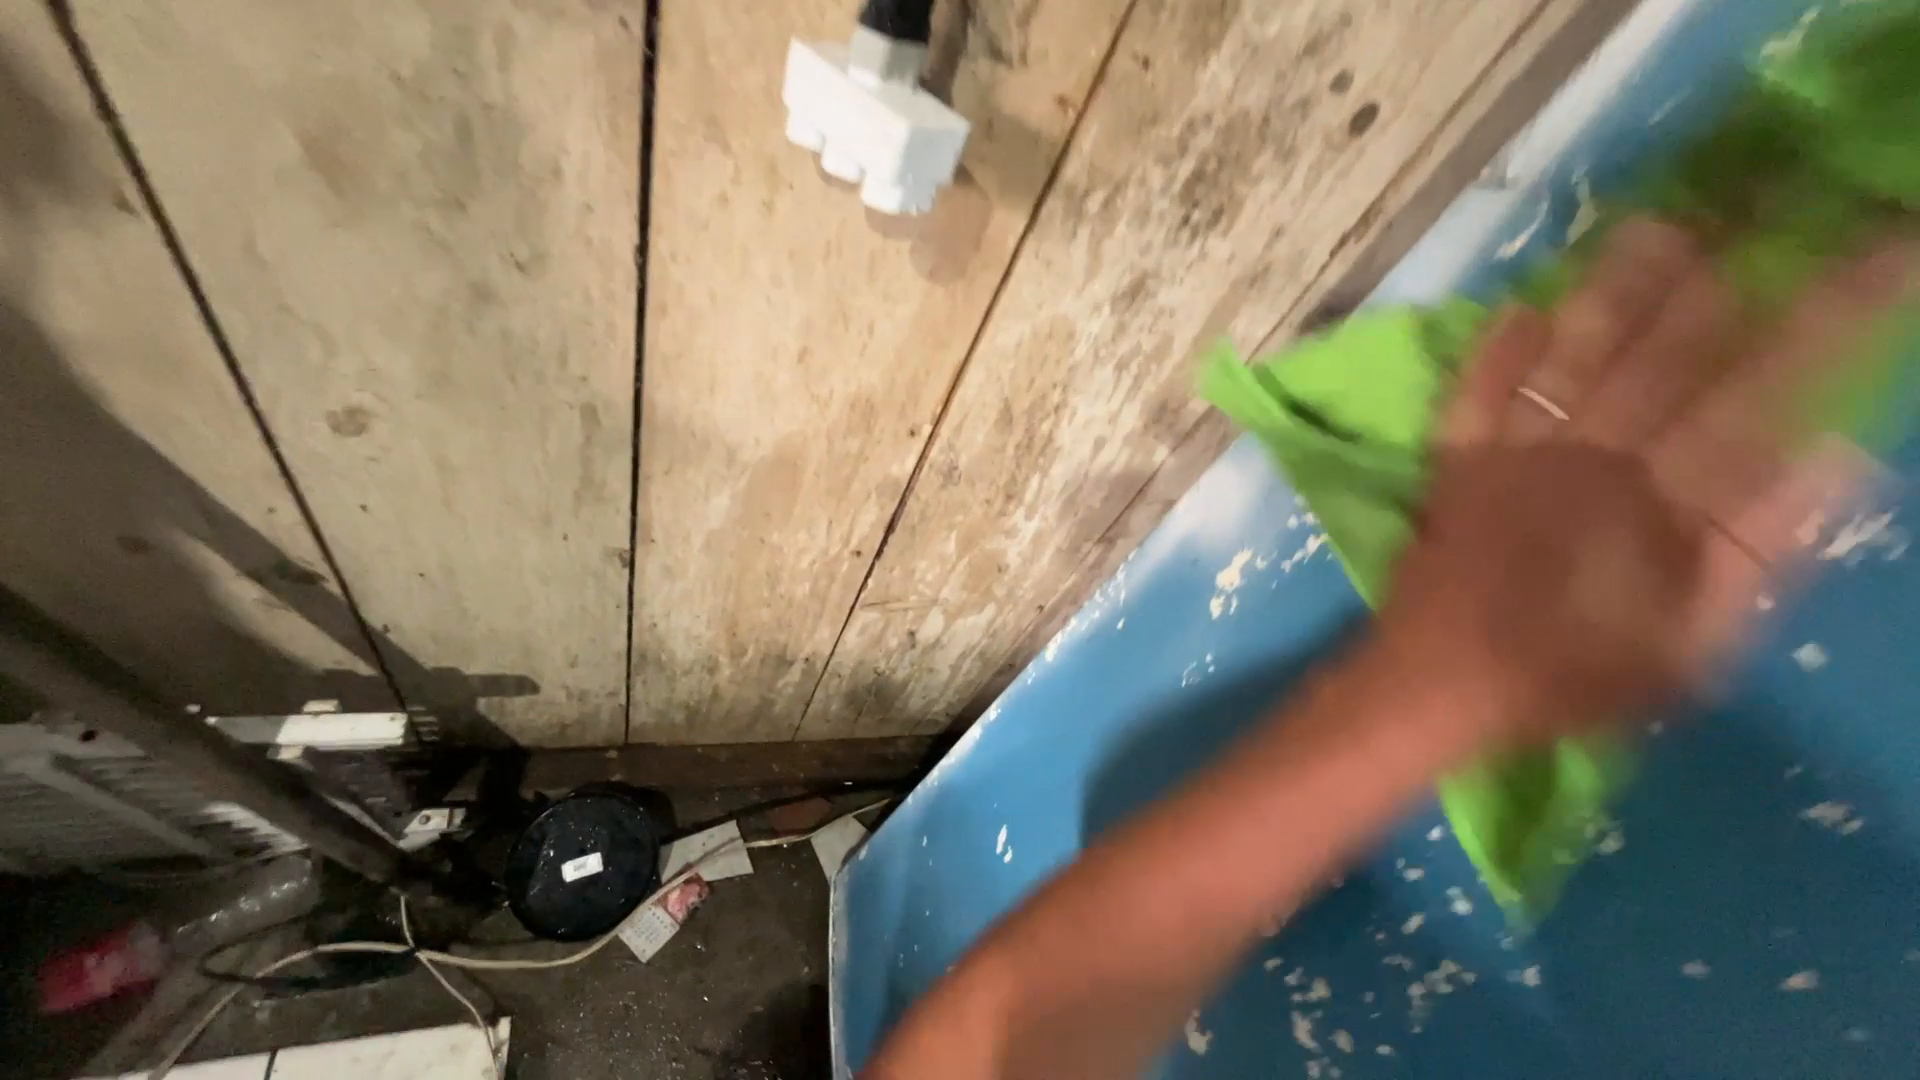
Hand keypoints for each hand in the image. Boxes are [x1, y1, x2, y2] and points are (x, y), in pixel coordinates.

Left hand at [1378, 219, 1908, 747]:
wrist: (1435, 684)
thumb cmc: (1565, 678)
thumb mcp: (1690, 645)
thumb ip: (1758, 555)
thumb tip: (1836, 459)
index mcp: (1658, 507)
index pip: (1761, 397)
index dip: (1826, 323)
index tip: (1882, 254)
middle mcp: (1584, 464)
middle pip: (1661, 361)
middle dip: (1723, 285)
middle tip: (1770, 205)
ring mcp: (1508, 460)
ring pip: (1567, 363)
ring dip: (1609, 296)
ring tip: (1653, 229)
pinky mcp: (1451, 470)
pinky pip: (1469, 400)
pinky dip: (1491, 356)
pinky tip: (1517, 309)